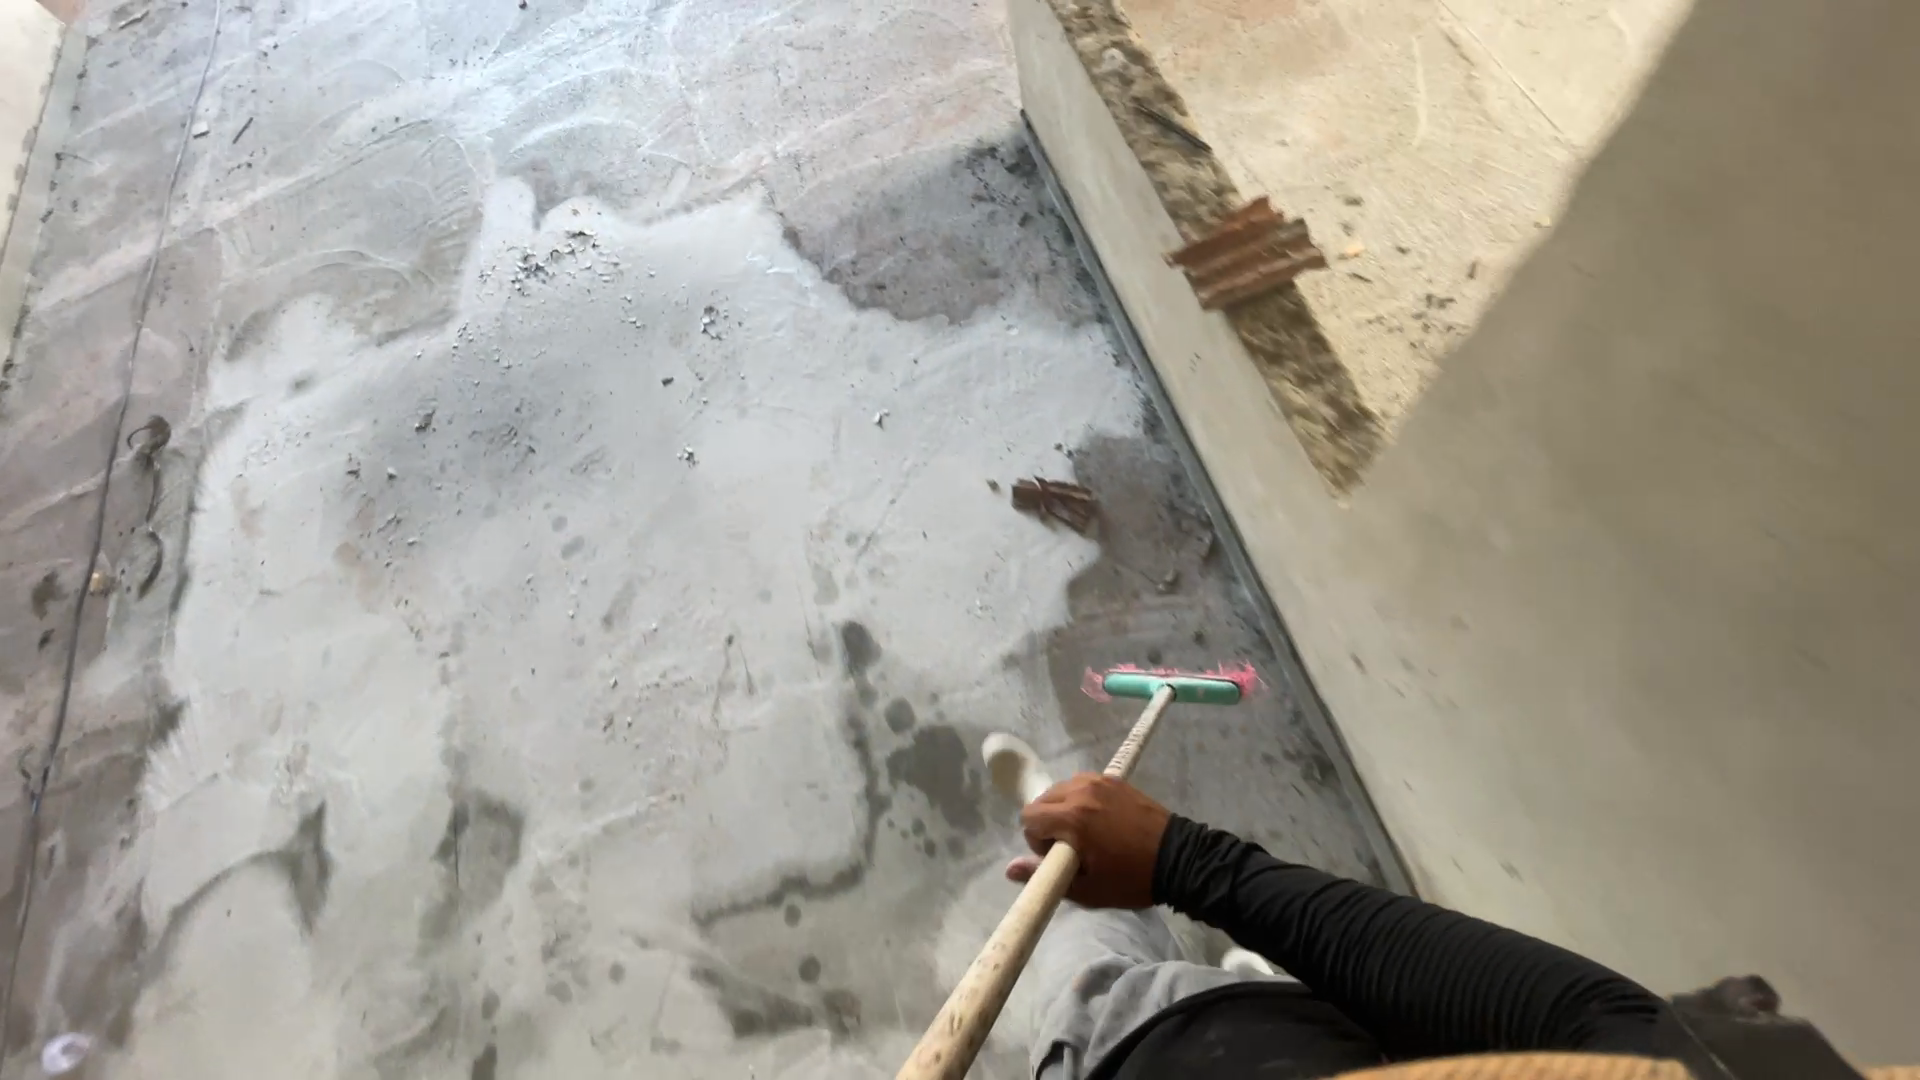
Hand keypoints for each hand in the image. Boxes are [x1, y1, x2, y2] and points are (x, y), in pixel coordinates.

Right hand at [1004, 773, 1169, 908]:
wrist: (1178, 858)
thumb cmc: (1131, 879)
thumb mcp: (1087, 889)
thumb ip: (1044, 877)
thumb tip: (1009, 869)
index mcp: (1072, 818)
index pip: (1029, 817)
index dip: (1037, 841)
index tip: (1059, 857)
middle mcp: (1080, 791)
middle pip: (1042, 800)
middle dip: (1048, 823)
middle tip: (1072, 847)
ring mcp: (1097, 781)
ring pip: (1061, 789)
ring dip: (1064, 809)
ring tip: (1088, 832)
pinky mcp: (1112, 778)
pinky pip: (1081, 783)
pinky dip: (1081, 798)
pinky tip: (1100, 818)